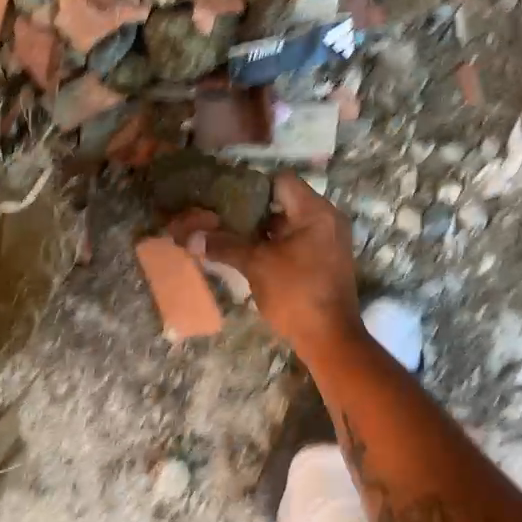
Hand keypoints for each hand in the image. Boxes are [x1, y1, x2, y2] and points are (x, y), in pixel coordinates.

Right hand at [178, 172, 362, 355]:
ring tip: (232, 235)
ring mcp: (330, 239)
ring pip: (290, 221)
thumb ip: (224, 245)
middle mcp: (327, 219)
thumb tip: (190, 237)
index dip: (253, 187)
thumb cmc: (295, 294)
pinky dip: (277, 242)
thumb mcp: (256, 266)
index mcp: (315, 211)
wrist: (331, 340)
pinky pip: (299, 238)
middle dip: (254, 210)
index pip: (281, 180)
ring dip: (264, 228)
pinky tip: (252, 254)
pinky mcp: (327, 259)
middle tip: (225, 218)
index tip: (228, 200)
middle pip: (285, 200)